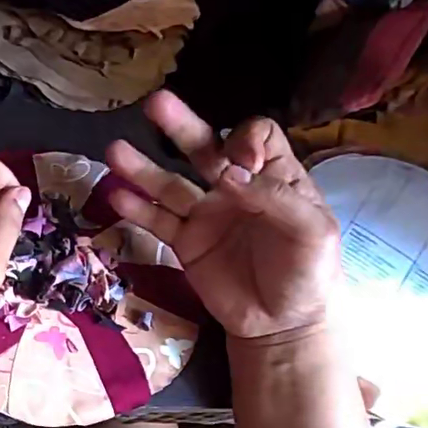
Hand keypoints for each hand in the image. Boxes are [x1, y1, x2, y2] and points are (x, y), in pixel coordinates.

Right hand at [105, 91, 339, 341]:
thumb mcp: (313, 232)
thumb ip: (276, 198)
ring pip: (170, 184)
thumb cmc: (309, 273)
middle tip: (156, 104)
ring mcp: (206, 215)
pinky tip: (117, 195)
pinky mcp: (185, 243)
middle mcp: (235, 188)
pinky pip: (158, 222)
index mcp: (274, 176)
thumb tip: (227, 174)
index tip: (238, 162)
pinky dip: (138, 210)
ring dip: (142, 168)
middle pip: (205, 147)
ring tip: (115, 151)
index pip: (256, 136)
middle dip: (181, 126)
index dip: (244, 139)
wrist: (283, 323)